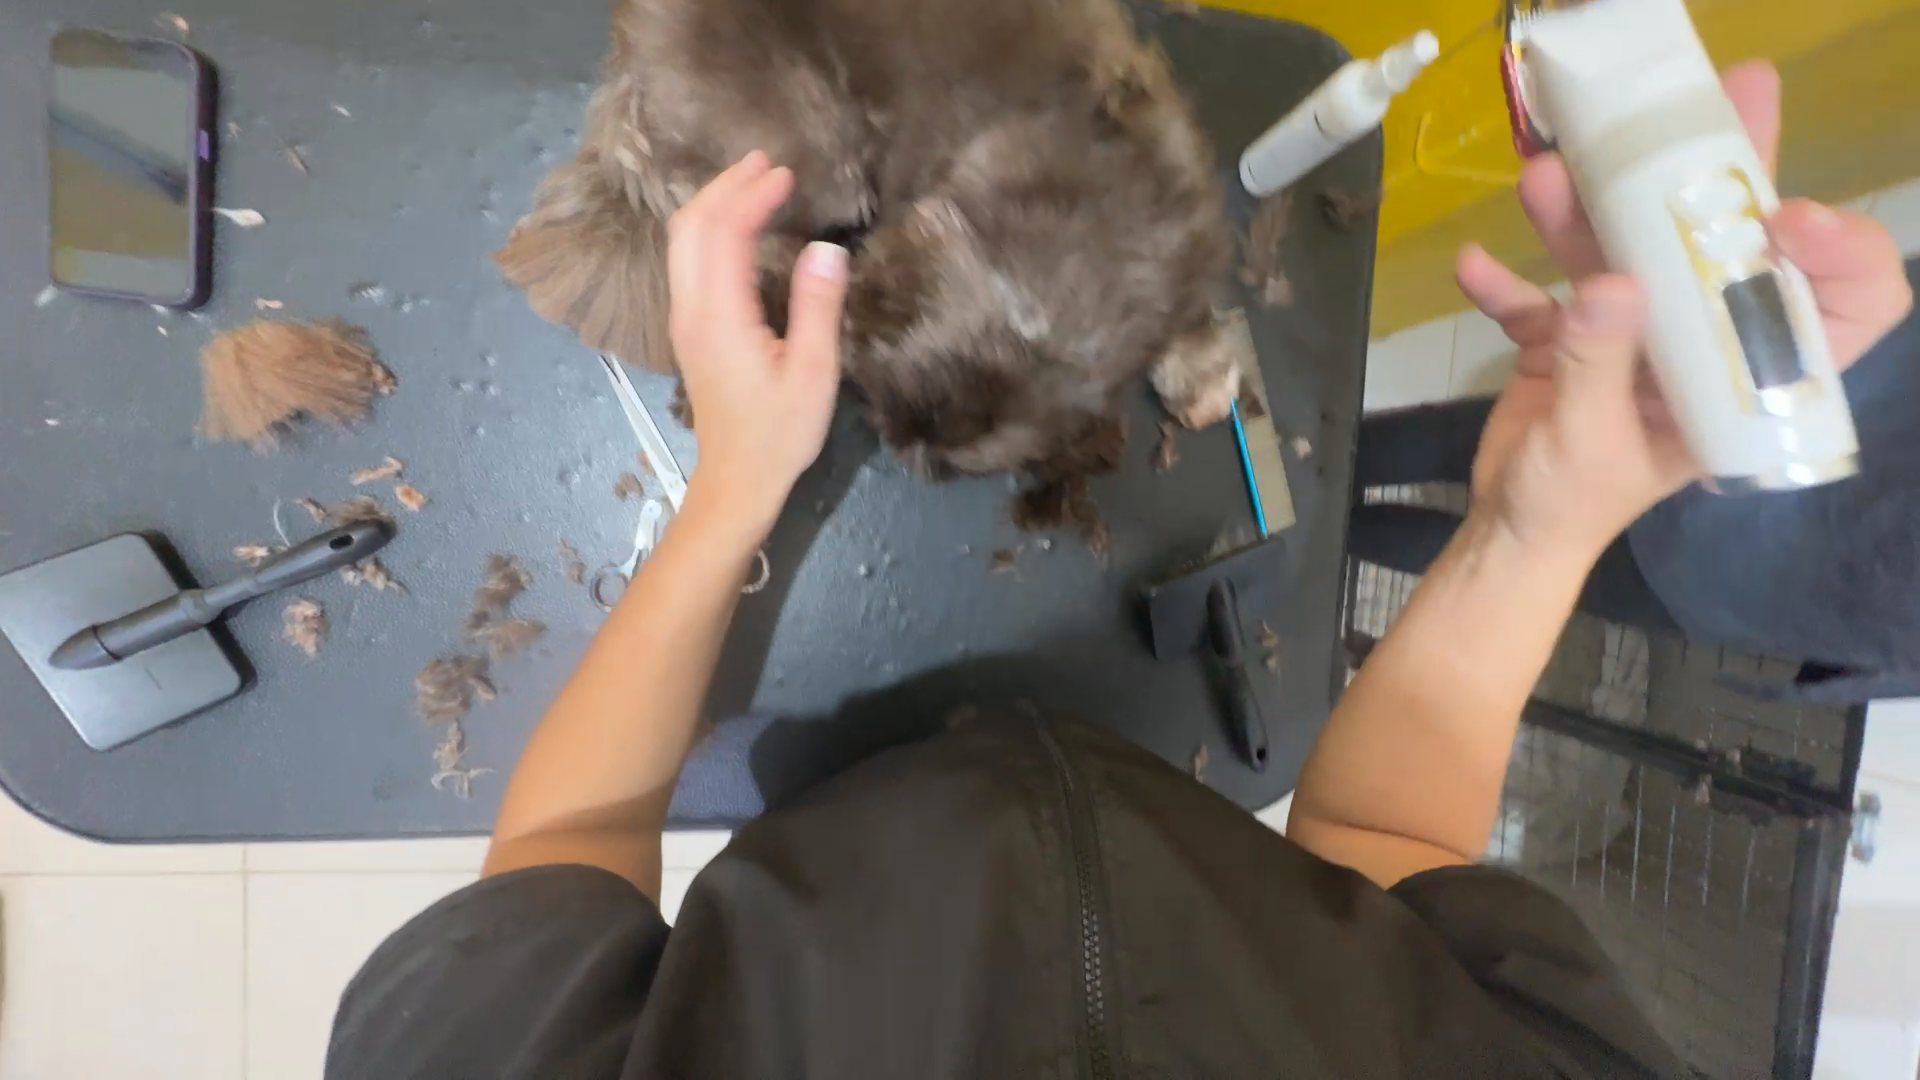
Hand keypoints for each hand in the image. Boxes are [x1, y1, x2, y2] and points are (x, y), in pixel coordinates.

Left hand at [666, 151, 848, 535]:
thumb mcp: (813, 373)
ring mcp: (684, 321)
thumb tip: (827, 250)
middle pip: (691, 227)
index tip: (786, 174)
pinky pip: (687, 264)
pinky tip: (734, 232)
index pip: (726, 233)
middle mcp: (691, 310)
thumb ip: (817, 308)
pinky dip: (708, 232)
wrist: (738, 478)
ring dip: (712, 206)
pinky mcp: (690, 333)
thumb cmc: (780, 433)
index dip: (754, 196)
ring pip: (682, 244)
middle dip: (724, 186)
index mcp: (721, 316)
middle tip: (765, 164)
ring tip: (750, 185)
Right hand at [1459, 62, 1911, 555]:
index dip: (1830, 256)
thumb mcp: (1590, 443)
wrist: (1509, 527)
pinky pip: (1538, 303)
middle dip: (1723, 183)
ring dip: (1583, 221)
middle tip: (1726, 99)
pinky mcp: (1566, 345)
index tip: (1781, 217)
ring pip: (1620, 264)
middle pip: (1725, 255)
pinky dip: (1504, 285)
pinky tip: (1473, 265)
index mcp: (1740, 383)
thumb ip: (1596, 366)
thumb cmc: (1569, 503)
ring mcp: (1627, 341)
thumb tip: (1605, 284)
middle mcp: (1697, 348)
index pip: (1830, 310)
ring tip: (1546, 173)